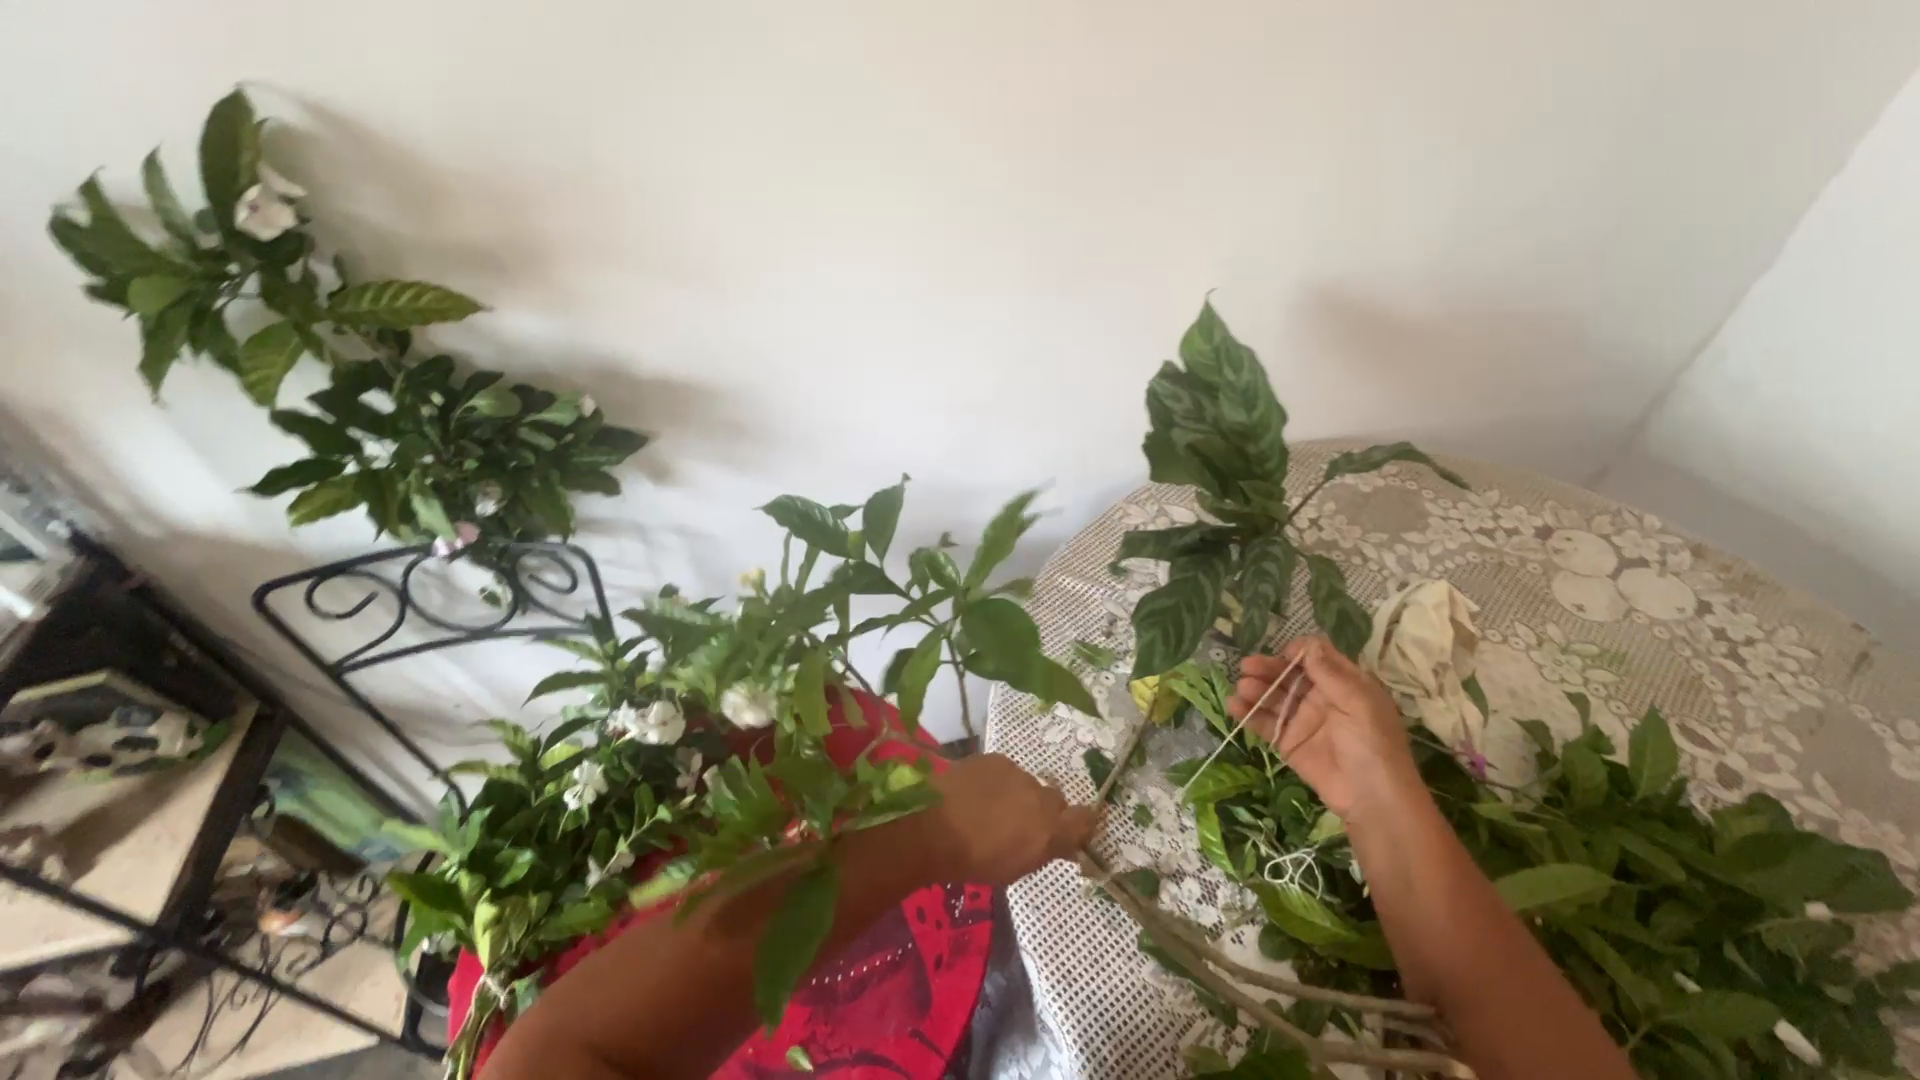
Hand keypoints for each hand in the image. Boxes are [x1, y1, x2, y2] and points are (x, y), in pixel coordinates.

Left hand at [923, 753, 1098, 884]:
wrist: (933, 828)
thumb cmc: (973, 861)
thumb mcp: (1015, 869)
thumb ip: (1042, 850)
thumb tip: (1062, 845)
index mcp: (1050, 831)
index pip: (1085, 819)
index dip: (1079, 823)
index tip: (1067, 830)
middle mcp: (1042, 798)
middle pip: (1054, 801)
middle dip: (1041, 810)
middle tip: (1017, 822)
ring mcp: (1018, 774)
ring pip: (1027, 783)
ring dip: (1016, 794)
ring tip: (989, 805)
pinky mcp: (996, 759)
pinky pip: (1004, 771)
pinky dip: (996, 781)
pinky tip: (975, 791)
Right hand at [1228, 636, 1425, 822]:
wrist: (1372, 798)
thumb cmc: (1374, 746)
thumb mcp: (1360, 705)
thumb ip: (1331, 675)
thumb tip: (1307, 645)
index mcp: (1344, 685)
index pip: (1317, 658)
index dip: (1299, 653)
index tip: (1285, 656)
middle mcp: (1321, 698)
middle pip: (1289, 675)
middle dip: (1269, 669)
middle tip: (1248, 667)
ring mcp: (1303, 720)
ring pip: (1274, 697)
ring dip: (1256, 689)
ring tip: (1242, 688)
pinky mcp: (1288, 742)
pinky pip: (1265, 723)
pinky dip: (1248, 714)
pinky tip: (1234, 706)